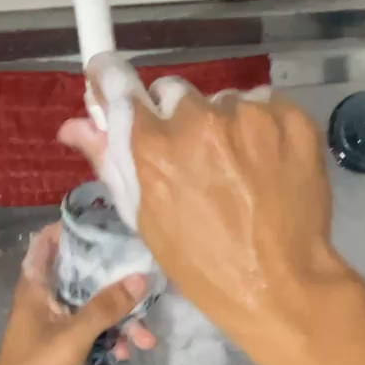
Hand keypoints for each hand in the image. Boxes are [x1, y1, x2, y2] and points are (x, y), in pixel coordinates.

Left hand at [0, 224, 154, 364]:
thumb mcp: (74, 335)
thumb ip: (106, 306)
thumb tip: (141, 277)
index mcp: (37, 284)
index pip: (51, 240)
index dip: (76, 228)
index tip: (109, 226)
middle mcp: (45, 296)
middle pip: (84, 275)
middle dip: (116, 284)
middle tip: (146, 288)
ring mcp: (55, 320)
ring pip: (93, 306)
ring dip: (120, 319)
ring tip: (145, 340)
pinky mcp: (63, 343)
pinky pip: (92, 330)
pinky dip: (110, 337)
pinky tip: (126, 353)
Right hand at [58, 57, 354, 364]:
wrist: (281, 285)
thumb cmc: (203, 266)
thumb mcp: (146, 221)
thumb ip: (111, 164)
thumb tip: (73, 125)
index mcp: (154, 147)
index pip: (118, 82)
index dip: (111, 79)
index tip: (110, 80)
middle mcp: (199, 119)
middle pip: (174, 93)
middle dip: (176, 118)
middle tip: (192, 160)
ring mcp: (250, 116)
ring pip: (223, 102)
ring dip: (223, 126)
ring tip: (237, 172)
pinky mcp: (292, 118)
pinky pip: (265, 106)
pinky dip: (261, 128)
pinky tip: (266, 167)